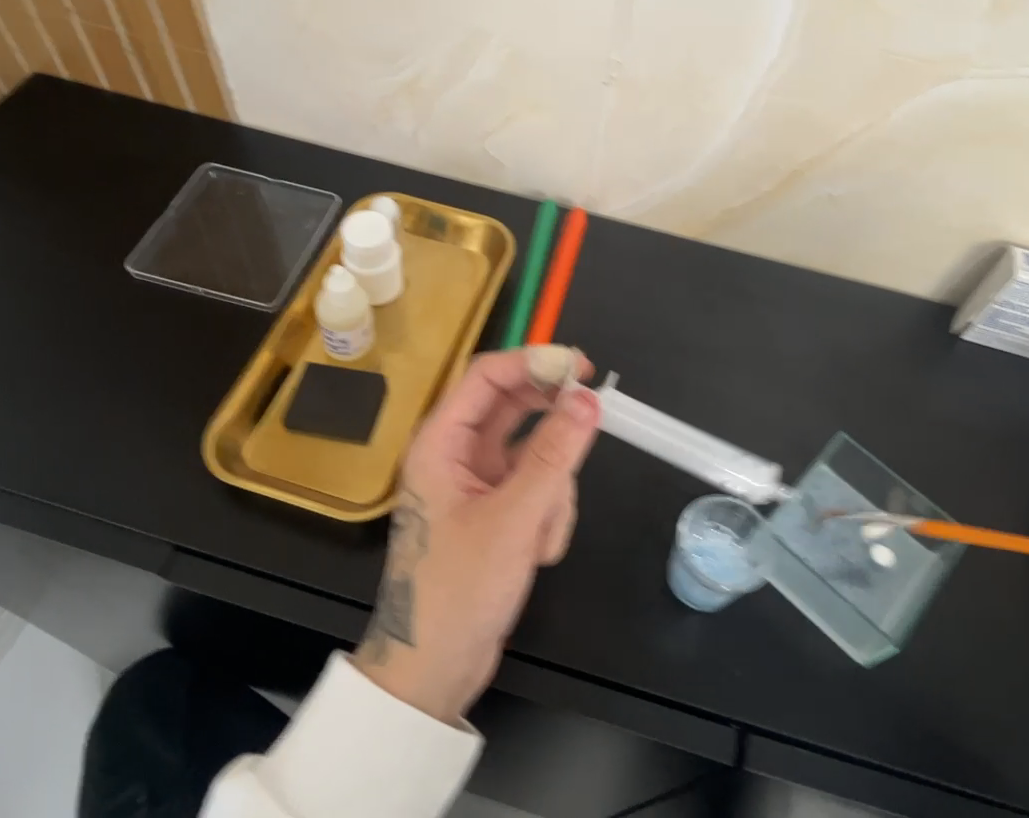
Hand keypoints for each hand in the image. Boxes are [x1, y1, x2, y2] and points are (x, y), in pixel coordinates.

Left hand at [353, 346, 600, 722]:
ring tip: (540, 536)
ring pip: (534, 455)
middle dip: (552, 426)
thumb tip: (587, 399)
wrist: (435, 667)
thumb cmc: (460, 589)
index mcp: (440, 443)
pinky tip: (536, 554)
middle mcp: (456, 455)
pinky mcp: (495, 513)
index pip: (486, 376)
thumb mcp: (513, 518)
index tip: (582, 366)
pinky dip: (546, 515)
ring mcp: (477, 485)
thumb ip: (554, 455)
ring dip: (552, 490)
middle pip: (514, 411)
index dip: (533, 362)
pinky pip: (536, 491)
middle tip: (593, 417)